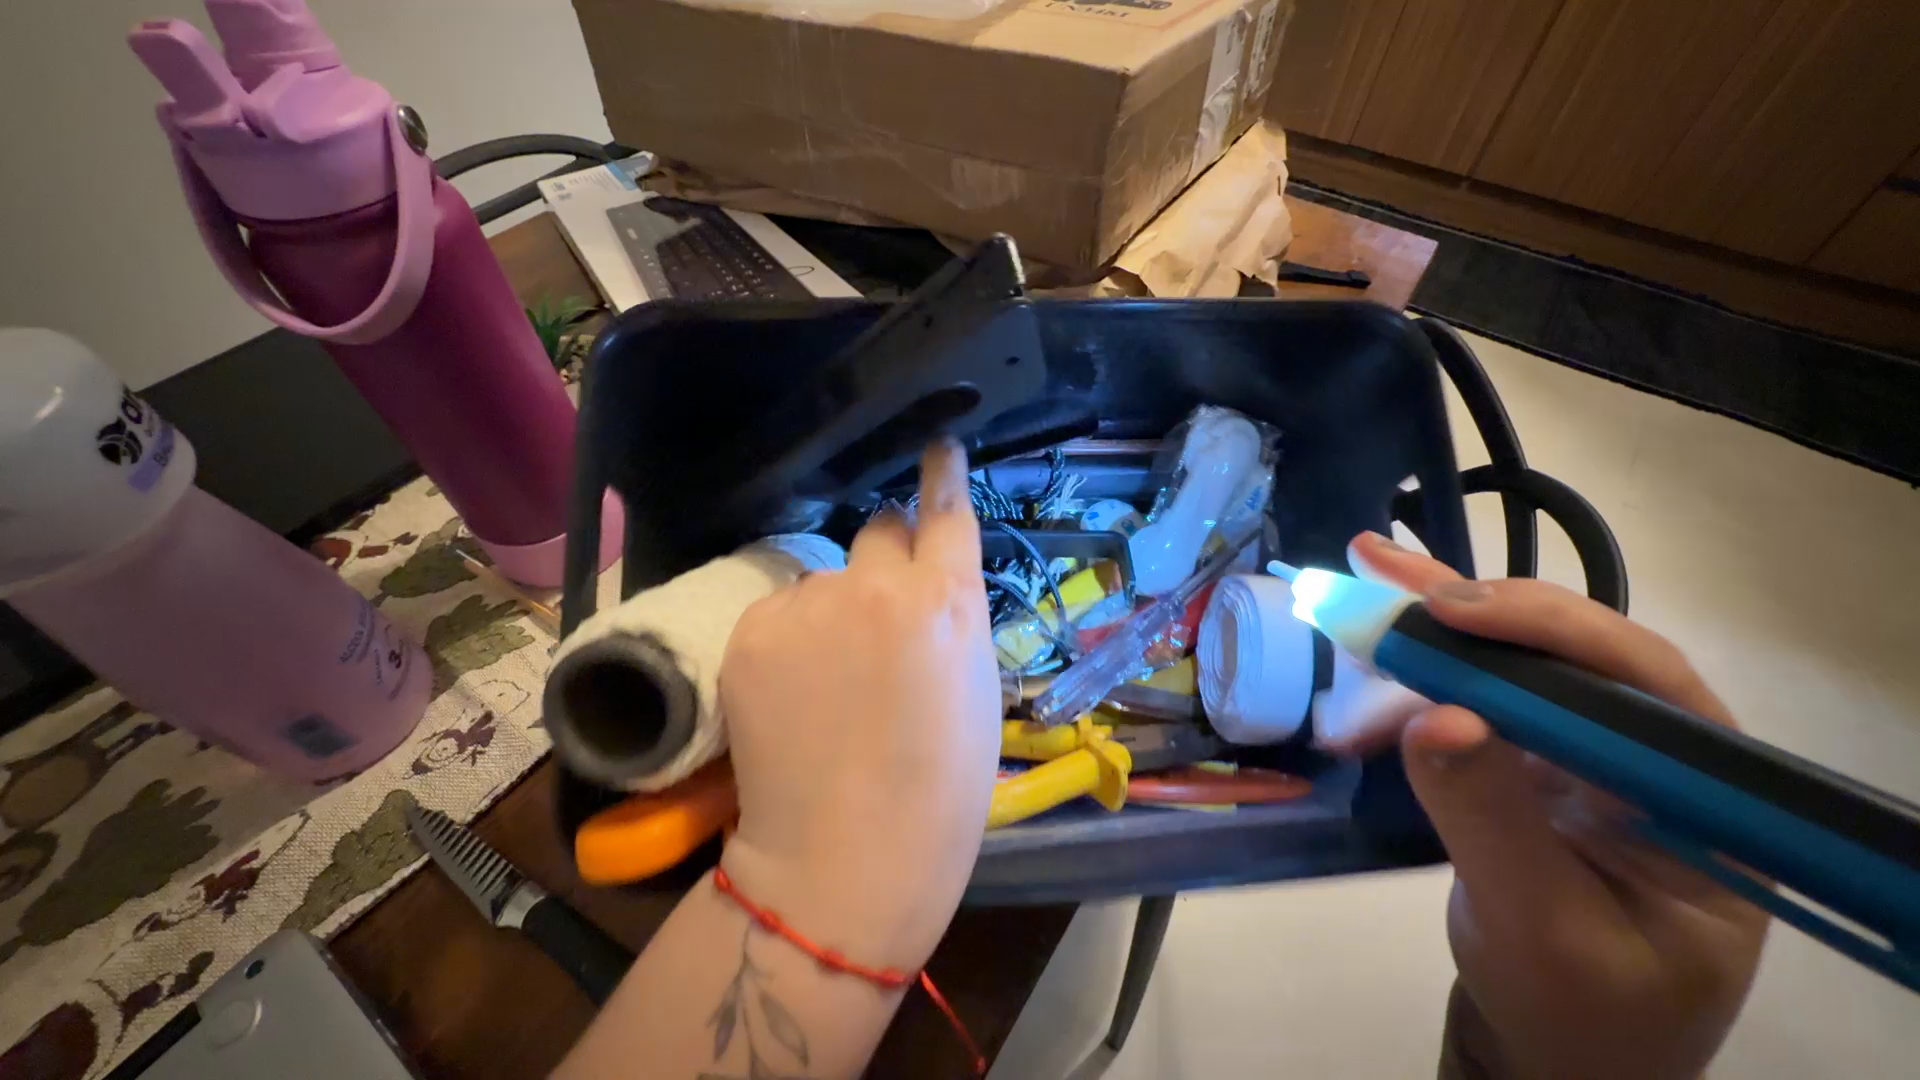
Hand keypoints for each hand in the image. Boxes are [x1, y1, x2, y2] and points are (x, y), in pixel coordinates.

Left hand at [717, 439, 1001, 970]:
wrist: (847, 855)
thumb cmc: (940, 790)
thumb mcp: (976, 689)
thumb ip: (952, 618)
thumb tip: (927, 583)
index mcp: (946, 603)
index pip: (945, 511)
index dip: (940, 474)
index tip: (934, 445)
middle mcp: (876, 586)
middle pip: (876, 527)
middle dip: (884, 554)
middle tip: (879, 611)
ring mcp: (807, 607)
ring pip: (822, 578)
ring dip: (831, 607)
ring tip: (828, 679)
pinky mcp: (750, 633)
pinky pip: (778, 613)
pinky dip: (789, 638)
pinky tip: (794, 692)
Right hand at [1348, 531, 1768, 1079]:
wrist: (1554, 1047)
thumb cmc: (1577, 1009)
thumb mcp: (1539, 926)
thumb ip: (1492, 821)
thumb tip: (1433, 716)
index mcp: (1699, 797)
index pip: (1643, 681)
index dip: (1547, 628)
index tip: (1446, 610)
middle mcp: (1647, 759)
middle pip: (1562, 654)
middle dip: (1465, 609)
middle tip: (1377, 564)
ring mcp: (1583, 759)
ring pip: (1506, 669)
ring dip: (1424, 637)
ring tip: (1352, 599)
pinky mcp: (1527, 766)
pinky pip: (1465, 707)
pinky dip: (1404, 697)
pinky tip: (1356, 700)